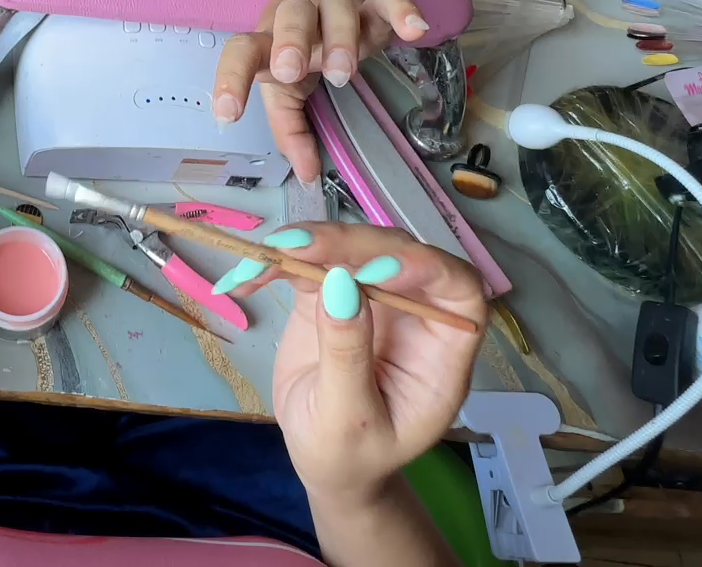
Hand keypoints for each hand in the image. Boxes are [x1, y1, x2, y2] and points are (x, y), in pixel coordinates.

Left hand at [212, 0, 429, 182]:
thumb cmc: (297, 48)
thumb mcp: (286, 87)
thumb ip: (290, 129)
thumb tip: (308, 175)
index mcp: (268, 42)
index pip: (242, 52)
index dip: (231, 79)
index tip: (227, 115)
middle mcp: (297, 19)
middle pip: (291, 15)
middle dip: (290, 41)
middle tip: (290, 71)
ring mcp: (335, 7)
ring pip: (337, 8)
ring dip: (340, 38)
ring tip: (343, 73)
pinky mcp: (373, 5)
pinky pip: (388, 2)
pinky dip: (401, 12)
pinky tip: (413, 31)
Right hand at [218, 223, 485, 502]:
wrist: (321, 458)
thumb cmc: (350, 454)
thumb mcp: (350, 418)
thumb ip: (347, 354)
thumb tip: (340, 284)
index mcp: (439, 351)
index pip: (457, 290)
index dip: (425, 266)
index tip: (375, 270)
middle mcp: (410, 313)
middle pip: (392, 252)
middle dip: (346, 243)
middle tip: (297, 247)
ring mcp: (368, 298)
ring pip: (347, 247)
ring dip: (304, 242)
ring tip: (264, 255)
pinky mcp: (327, 292)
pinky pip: (305, 262)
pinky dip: (273, 264)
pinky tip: (244, 279)